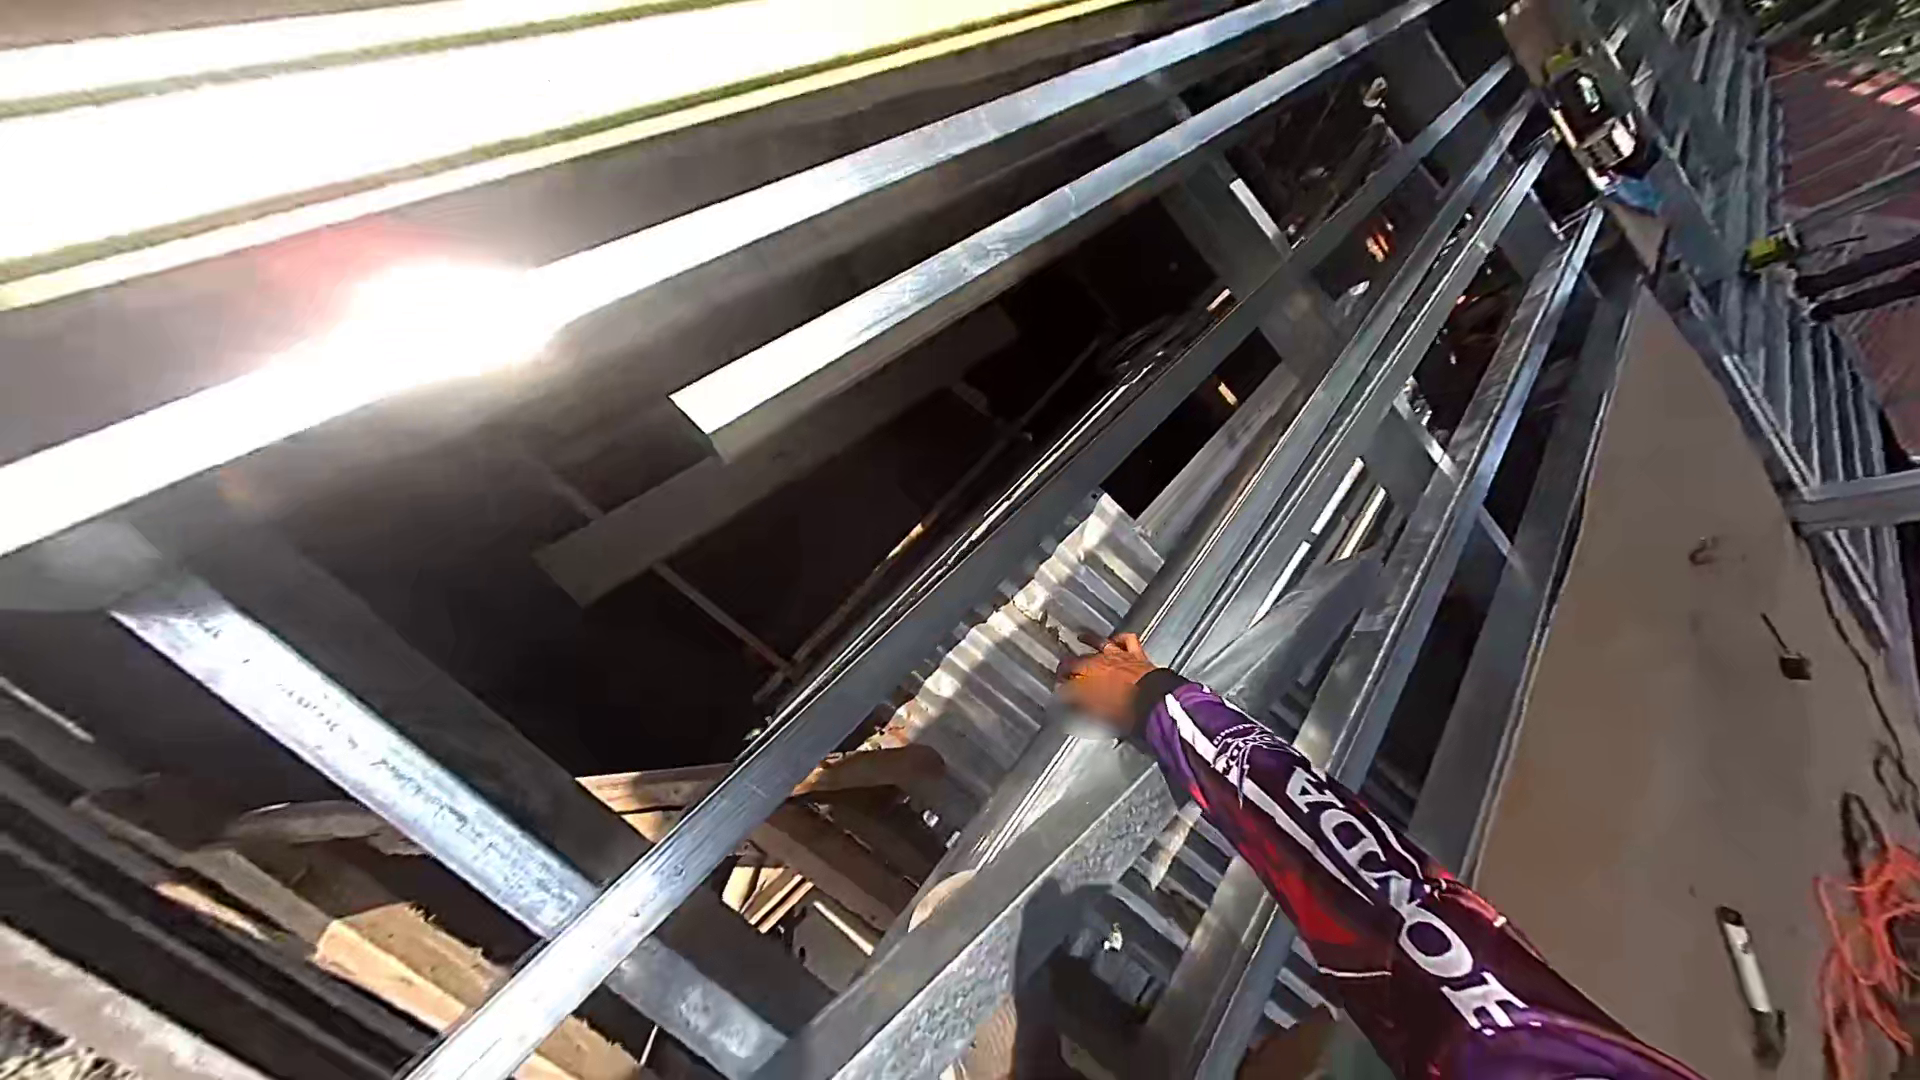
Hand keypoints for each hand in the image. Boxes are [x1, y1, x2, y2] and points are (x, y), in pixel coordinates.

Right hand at [1055, 633, 1156, 733]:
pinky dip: (1120, 638)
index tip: (1059, 685)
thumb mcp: (1096, 707)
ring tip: (1082, 637)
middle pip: (1081, 658)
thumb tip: (1066, 696)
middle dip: (1071, 663)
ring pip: (1101, 642)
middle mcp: (1103, 660)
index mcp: (1090, 672)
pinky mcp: (1137, 656)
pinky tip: (1116, 638)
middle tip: (1067, 669)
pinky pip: (1127, 640)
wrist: (1156, 701)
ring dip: (1090, 640)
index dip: (1061, 677)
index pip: (1068, 670)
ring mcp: (1120, 656)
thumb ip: (1078, 699)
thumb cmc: (1126, 707)